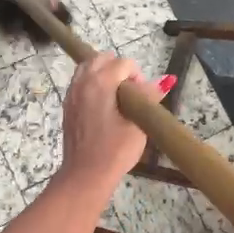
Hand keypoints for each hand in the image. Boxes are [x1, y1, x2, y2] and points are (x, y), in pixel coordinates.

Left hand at [57, 54, 169, 190]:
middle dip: (119, 69)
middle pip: (102, 58)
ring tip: (117, 97)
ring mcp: (72, 93)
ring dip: (104, 74)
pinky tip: (103, 105)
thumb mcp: (138, 124)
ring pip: (88, 67)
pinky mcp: (67, 105)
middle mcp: (82, 82)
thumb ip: (148, 98)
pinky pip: (80, 82)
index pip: (123, 63)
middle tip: (130, 93)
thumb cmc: (114, 151)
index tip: (141, 97)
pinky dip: (92, 83)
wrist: (85, 174)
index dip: (137, 76)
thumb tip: (166, 81)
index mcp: (100, 83)